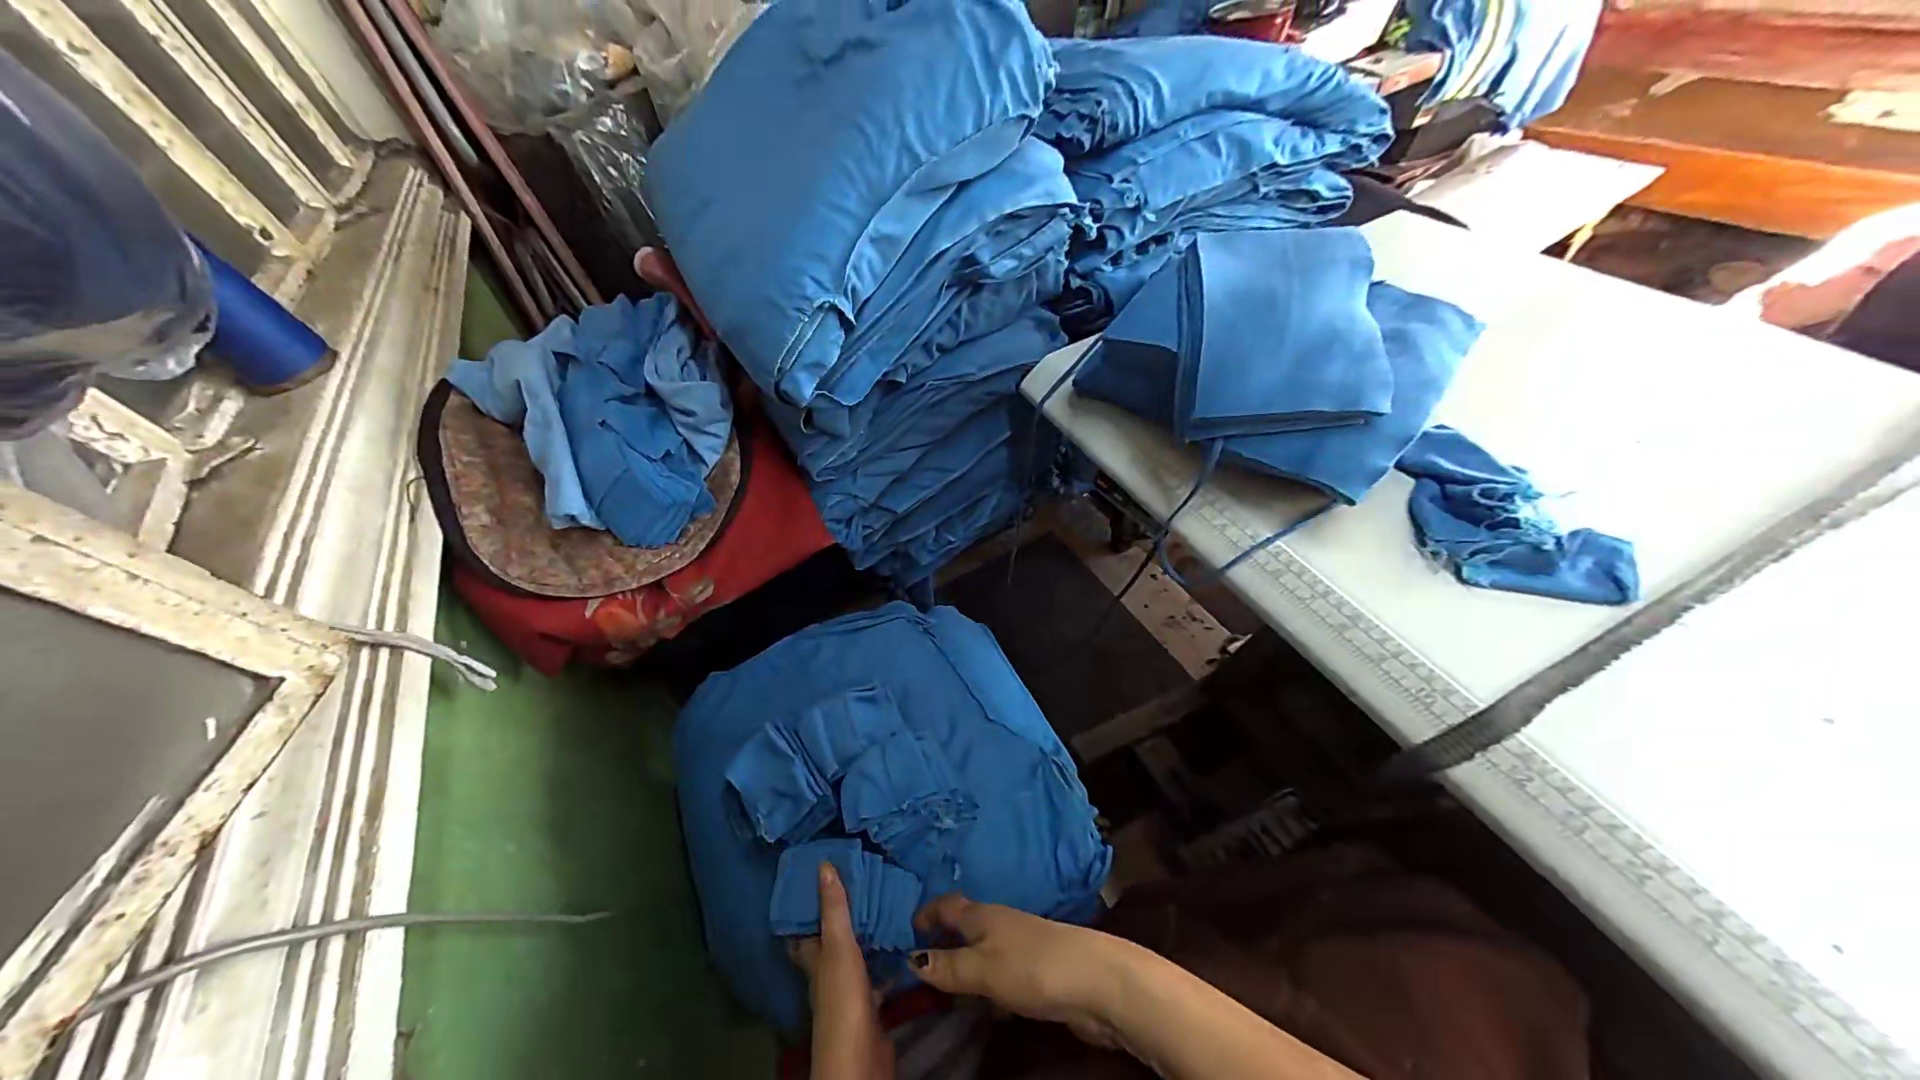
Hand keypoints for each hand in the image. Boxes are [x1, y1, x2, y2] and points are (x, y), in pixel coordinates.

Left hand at [790, 863, 894, 1079]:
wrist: (860, 1057)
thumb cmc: (842, 998)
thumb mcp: (838, 947)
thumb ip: (833, 910)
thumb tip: (823, 865)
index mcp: (814, 959)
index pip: (804, 929)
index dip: (808, 907)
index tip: (821, 878)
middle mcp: (828, 973)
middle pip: (832, 940)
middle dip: (844, 917)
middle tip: (863, 885)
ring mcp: (850, 990)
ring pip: (857, 955)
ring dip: (868, 936)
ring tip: (887, 906)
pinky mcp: (872, 1004)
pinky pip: (879, 974)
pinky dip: (888, 960)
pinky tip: (903, 946)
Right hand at [909, 894, 1134, 1048]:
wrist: (1096, 981)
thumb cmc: (1031, 967)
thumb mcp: (981, 968)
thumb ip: (947, 966)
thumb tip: (910, 959)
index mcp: (982, 914)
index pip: (946, 905)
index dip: (926, 914)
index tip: (905, 931)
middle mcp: (999, 923)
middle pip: (964, 927)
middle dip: (942, 943)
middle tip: (917, 970)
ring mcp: (1021, 945)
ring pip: (983, 951)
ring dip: (965, 967)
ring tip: (944, 994)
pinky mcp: (1037, 970)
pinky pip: (1001, 973)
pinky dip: (988, 985)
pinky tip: (986, 1009)